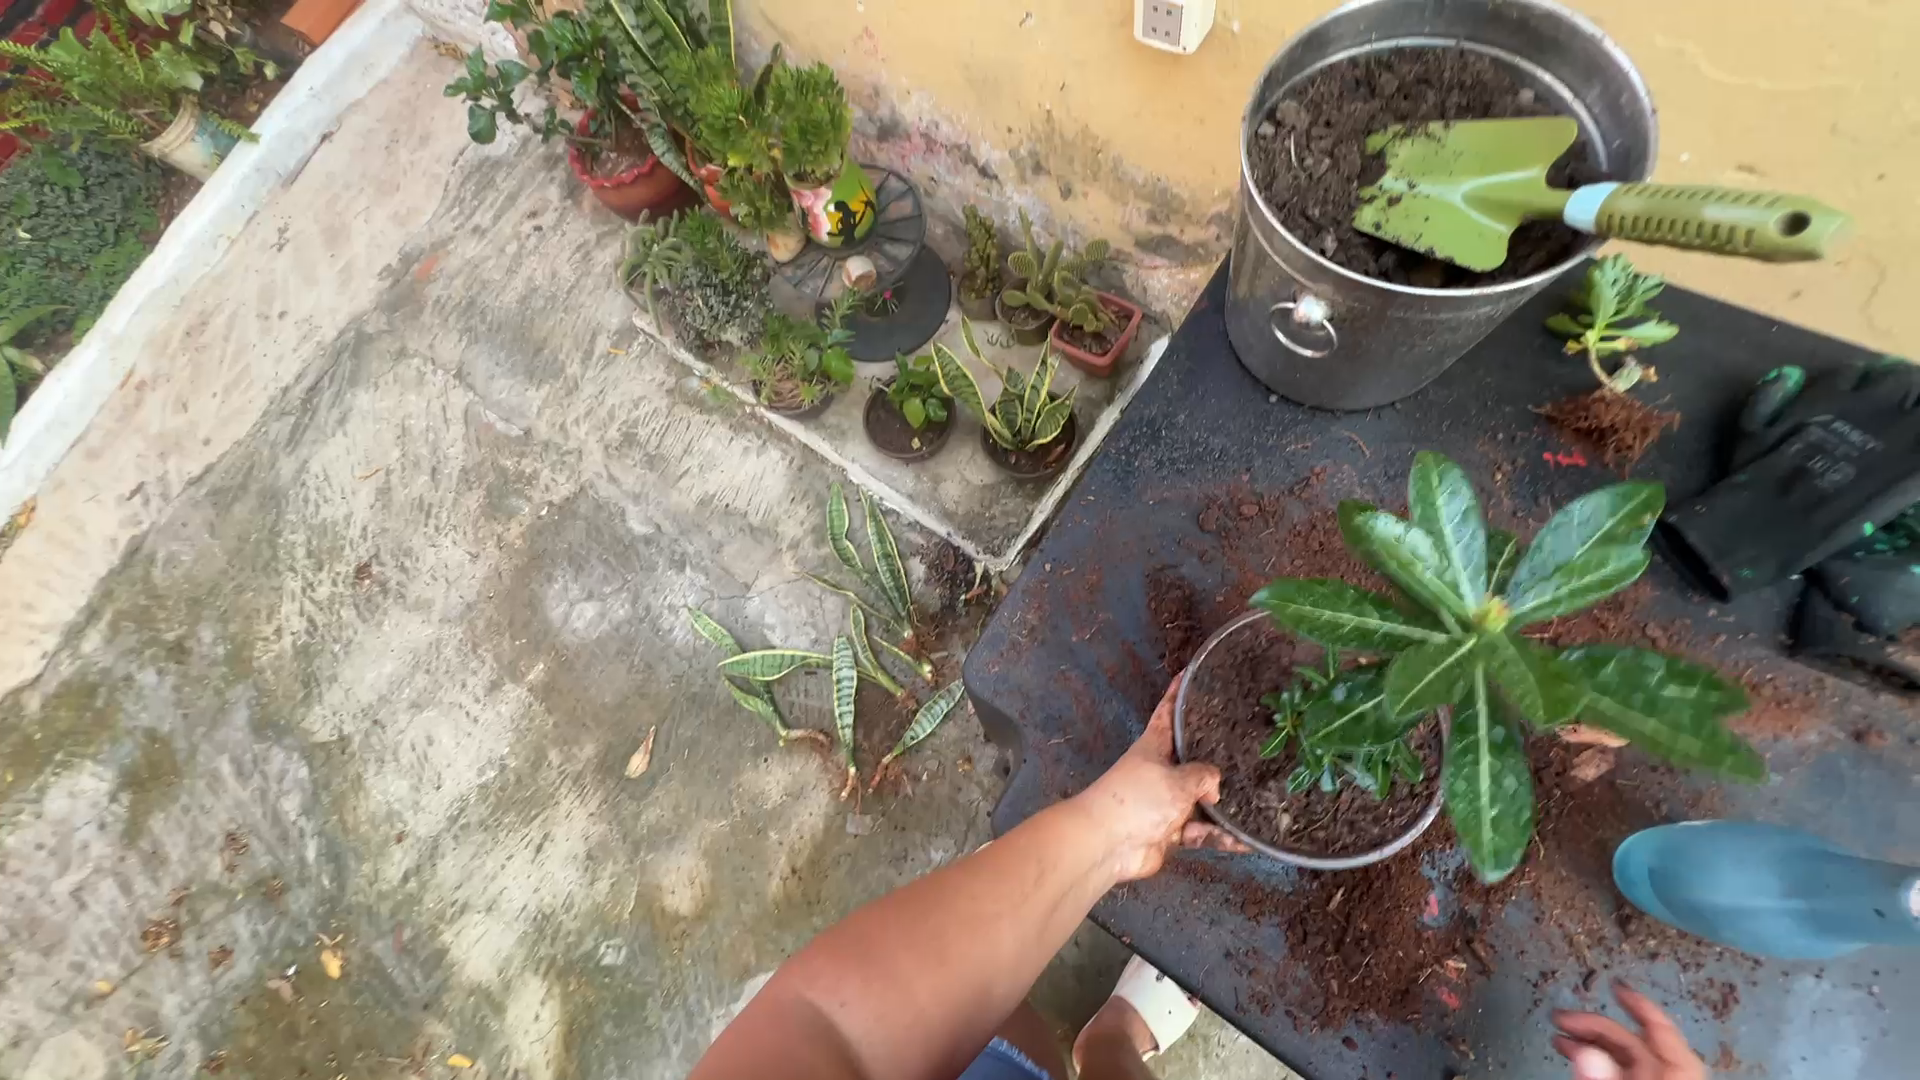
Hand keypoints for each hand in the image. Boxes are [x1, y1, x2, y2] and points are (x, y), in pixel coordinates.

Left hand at [1073, 675, 1249, 882]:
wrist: (1109, 842)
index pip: (1167, 710)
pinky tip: (1245, 843)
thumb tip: (1214, 790)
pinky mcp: (1170, 830)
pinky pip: (1202, 831)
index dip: (1177, 693)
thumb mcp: (1176, 779)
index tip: (1189, 674)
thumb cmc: (1139, 798)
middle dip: (1215, 754)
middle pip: (1192, 756)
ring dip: (1224, 805)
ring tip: (1256, 802)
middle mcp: (1161, 769)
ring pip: (1202, 798)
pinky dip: (1220, 837)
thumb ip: (1204, 776)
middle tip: (1246, 746)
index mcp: (1155, 745)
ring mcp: (1166, 800)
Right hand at [1554, 983, 1705, 1079]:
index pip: (1664, 1034)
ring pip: (1623, 1056)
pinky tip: (1572, 1053)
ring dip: (1588, 1041)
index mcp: (1675, 1075)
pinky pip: (1619, 1069)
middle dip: (1595, 1025)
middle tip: (1560, 1018)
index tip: (1615, 983)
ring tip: (1557, 1036)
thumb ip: (1610, 1077)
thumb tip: (1587, 1052)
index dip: (1642, 1006)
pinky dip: (1593, 1058)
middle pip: (1635, 1043)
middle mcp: (1665, 1076)